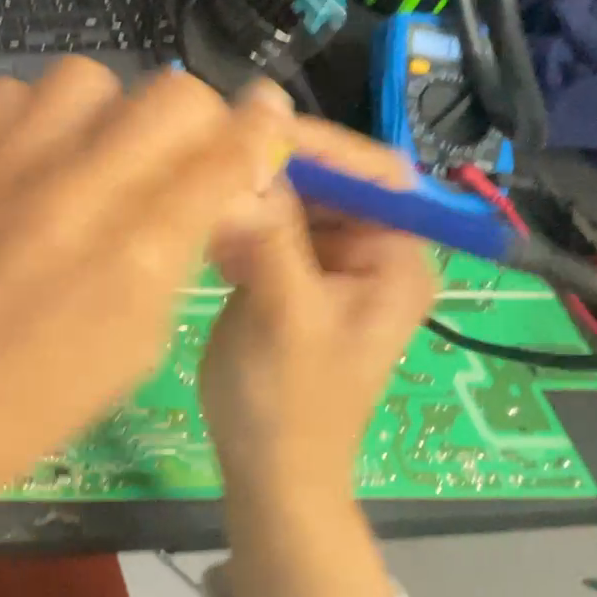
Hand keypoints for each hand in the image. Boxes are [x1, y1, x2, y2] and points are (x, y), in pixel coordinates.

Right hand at [200, 147, 436, 596]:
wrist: (266, 467)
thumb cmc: (288, 400)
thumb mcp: (284, 313)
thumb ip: (271, 230)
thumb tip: (251, 144)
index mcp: (395, 257)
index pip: (372, 171)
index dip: (318, 143)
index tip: (247, 129)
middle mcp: (367, 249)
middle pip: (325, 176)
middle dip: (271, 167)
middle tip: (208, 164)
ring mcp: (323, 259)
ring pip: (286, 194)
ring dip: (246, 191)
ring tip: (201, 198)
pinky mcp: (284, 268)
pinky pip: (261, 218)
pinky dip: (232, 216)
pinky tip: (206, 234)